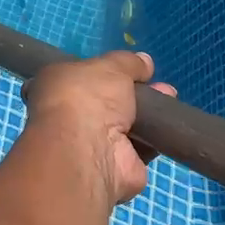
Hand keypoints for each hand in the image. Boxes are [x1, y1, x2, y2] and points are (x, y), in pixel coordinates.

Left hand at [23, 51, 176, 205]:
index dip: (100, 73)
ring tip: (169, 97)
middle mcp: (68, 114)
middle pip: (105, 100)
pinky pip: (140, 147)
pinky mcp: (117, 163)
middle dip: (133, 91)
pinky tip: (171, 124)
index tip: (126, 70)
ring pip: (125, 123)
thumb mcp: (108, 67)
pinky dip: (155, 137)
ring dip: (148, 112)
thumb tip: (144, 61)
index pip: (75, 77)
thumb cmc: (87, 96)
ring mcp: (92, 140)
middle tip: (159, 85)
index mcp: (53, 86)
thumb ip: (126, 63)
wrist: (91, 148)